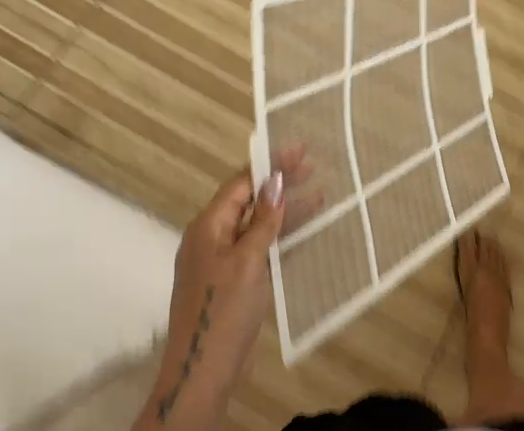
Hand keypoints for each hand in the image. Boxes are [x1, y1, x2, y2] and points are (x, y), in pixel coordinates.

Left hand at [139, 147, 317, 430]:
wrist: (204, 372)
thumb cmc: (223, 310)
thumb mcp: (247, 261)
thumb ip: (263, 221)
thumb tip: (274, 181)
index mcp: (207, 227)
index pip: (241, 184)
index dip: (270, 165)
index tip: (300, 150)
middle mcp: (212, 239)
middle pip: (249, 202)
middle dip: (280, 185)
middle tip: (314, 167)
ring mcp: (222, 263)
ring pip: (257, 227)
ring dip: (286, 212)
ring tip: (320, 197)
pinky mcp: (234, 284)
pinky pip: (260, 250)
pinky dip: (281, 239)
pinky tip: (304, 233)